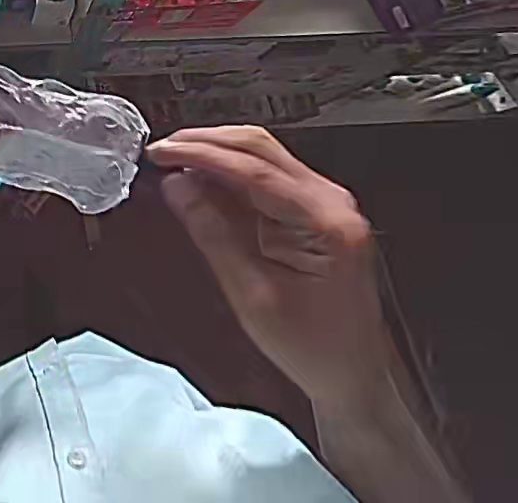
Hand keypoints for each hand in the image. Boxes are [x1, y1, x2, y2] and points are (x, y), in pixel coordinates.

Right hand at [147, 126, 389, 409]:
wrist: (354, 375)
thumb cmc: (315, 348)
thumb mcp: (252, 296)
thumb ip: (212, 234)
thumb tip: (178, 186)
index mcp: (326, 223)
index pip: (253, 170)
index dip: (202, 154)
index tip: (165, 151)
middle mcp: (331, 200)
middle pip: (259, 147)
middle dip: (205, 142)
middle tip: (163, 150)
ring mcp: (325, 199)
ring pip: (261, 152)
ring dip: (215, 151)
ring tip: (174, 159)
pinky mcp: (312, 204)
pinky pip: (264, 172)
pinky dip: (228, 169)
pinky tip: (201, 175)